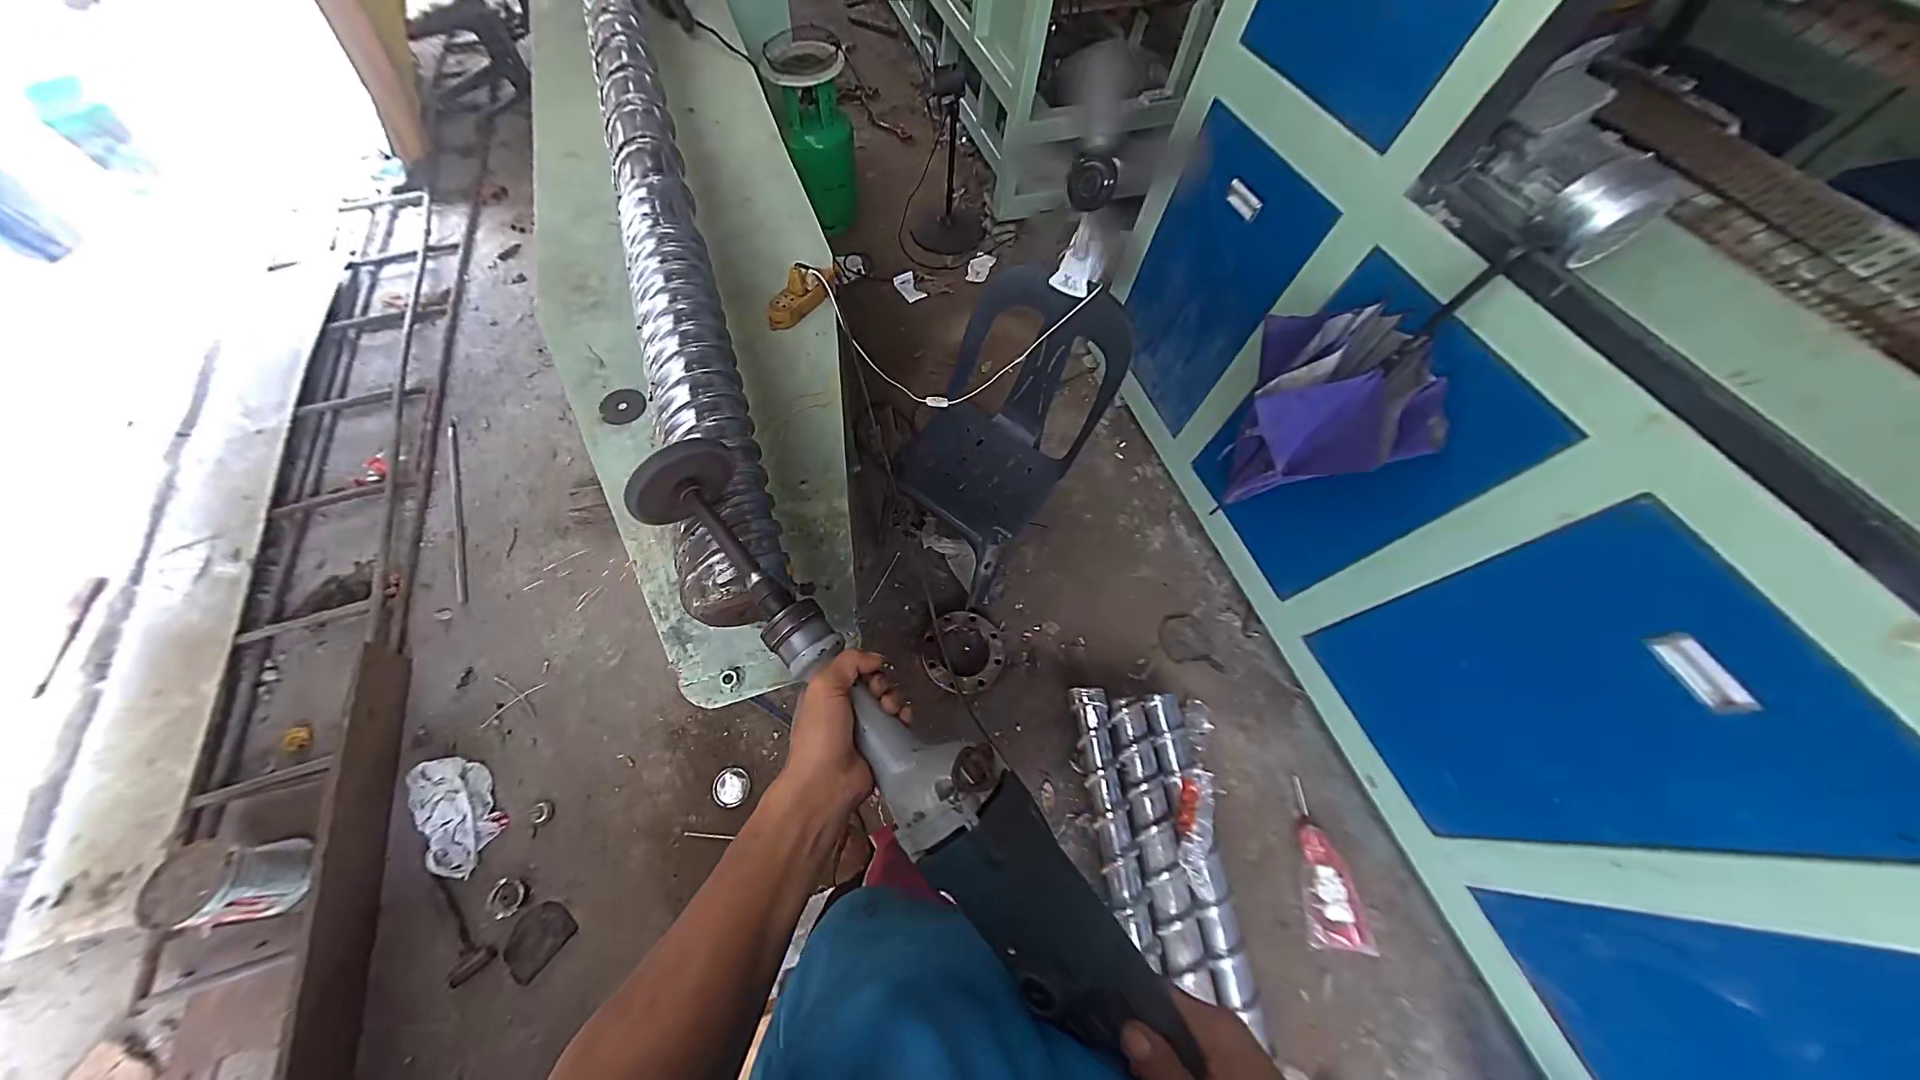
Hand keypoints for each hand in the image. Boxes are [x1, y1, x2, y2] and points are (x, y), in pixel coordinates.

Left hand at [777, 649, 910, 819]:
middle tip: (880, 694)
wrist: (827, 783)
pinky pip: (899, 722)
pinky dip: (904, 717)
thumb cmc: (819, 735)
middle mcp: (846, 708)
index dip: (866, 666)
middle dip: (884, 683)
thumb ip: (847, 662)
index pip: (854, 669)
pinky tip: (903, 719)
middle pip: (875, 682)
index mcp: (828, 693)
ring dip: (895, 699)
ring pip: (889, 700)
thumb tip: (875, 658)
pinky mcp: (882, 743)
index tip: (872, 672)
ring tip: (891, 709)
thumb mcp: (823, 686)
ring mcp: (865, 726)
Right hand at [1122, 990, 1279, 1079]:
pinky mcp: (1237, 1073)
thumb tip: (1128, 1027)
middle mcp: (1223, 1027)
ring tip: (1128, 1068)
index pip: (1157, 991)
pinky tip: (1158, 1079)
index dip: (1126, 1004)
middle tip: (1107, 1053)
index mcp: (1214, 1022)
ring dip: (1157, 1058)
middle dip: (1140, 1037)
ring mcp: (1233, 1052)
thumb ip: (1164, 1068)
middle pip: (1166, 1018)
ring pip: (1179, 1042)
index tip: (1097, 1020)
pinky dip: (1177, 1068)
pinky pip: (1196, 1060)